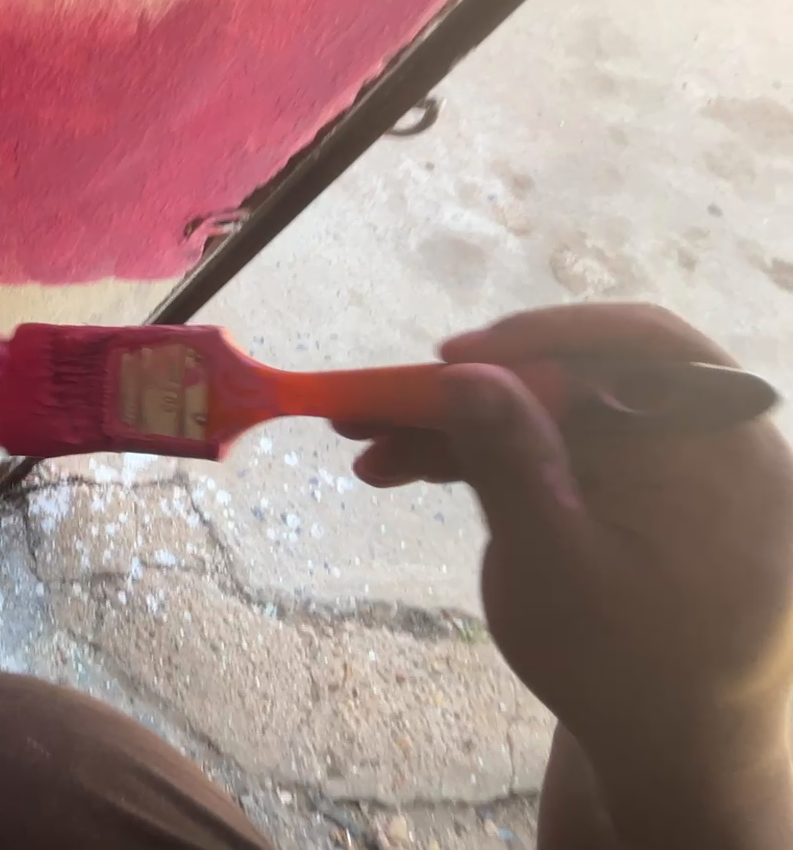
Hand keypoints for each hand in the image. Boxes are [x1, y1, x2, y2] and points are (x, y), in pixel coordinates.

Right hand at [336, 305, 792, 801]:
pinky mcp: (594, 486)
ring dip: (436, 423)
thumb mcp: (553, 562)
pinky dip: (453, 453)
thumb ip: (512, 461)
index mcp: (709, 454)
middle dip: (454, 389)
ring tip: (359, 445)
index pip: (643, 348)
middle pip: (555, 378)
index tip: (450, 356)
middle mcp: (678, 444)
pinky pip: (517, 447)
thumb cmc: (621, 660)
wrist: (656, 736)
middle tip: (370, 404)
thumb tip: (464, 372)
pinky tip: (392, 469)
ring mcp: (633, 466)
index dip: (544, 333)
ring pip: (522, 412)